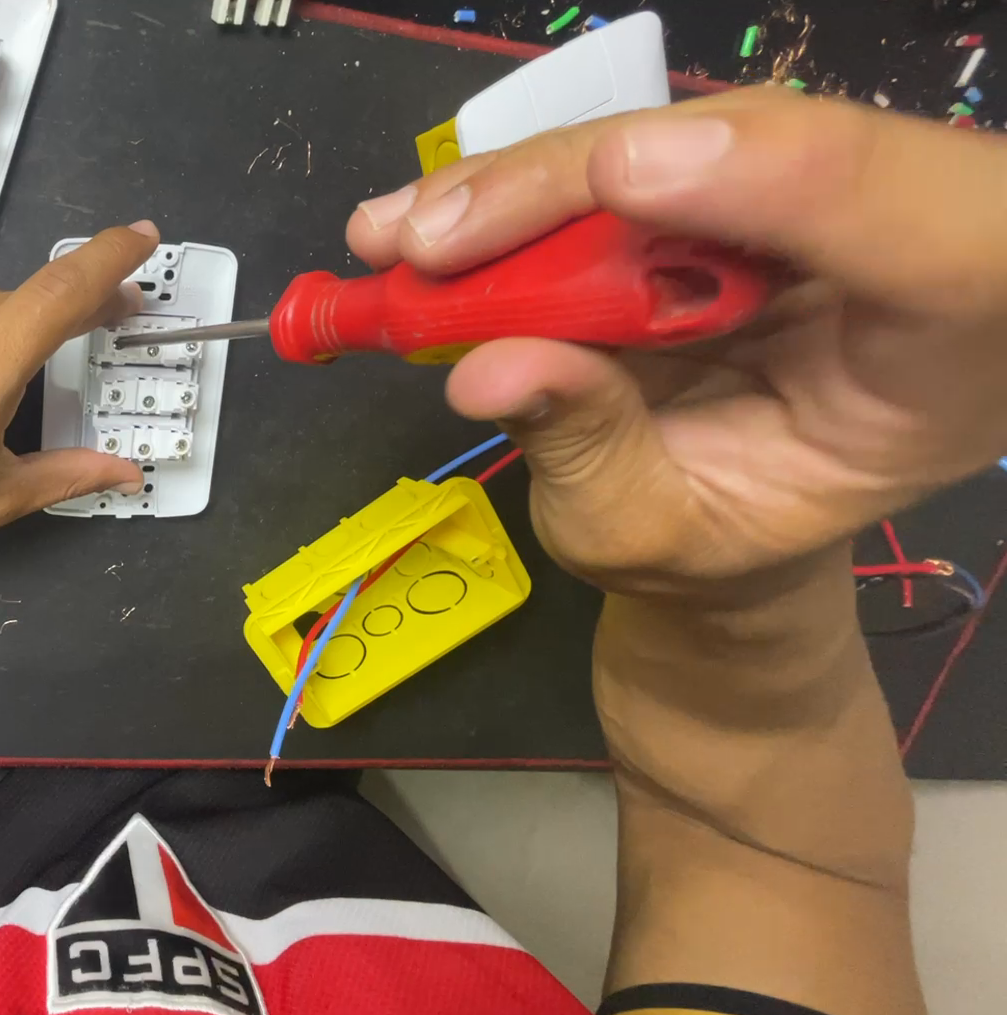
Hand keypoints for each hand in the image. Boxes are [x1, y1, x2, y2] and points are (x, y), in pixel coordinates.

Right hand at [347, 87, 1006, 597]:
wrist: (711, 526)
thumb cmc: (703, 547)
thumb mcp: (636, 529)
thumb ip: (583, 450)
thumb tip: (481, 371)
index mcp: (950, 355)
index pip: (938, 231)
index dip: (791, 180)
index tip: (620, 175)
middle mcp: (892, 247)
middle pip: (761, 149)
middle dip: (571, 186)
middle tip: (431, 237)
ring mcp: (797, 213)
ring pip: (667, 139)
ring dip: (513, 185)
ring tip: (394, 237)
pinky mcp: (709, 202)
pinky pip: (611, 166)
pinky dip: (504, 196)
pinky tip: (419, 225)